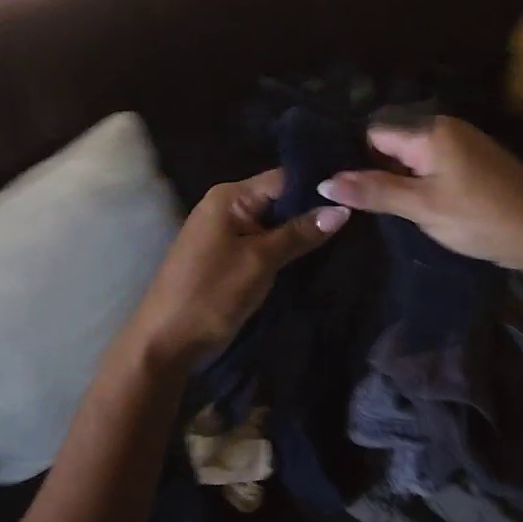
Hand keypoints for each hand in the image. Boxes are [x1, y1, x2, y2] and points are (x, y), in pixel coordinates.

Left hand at [128, 168, 349, 370]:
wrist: (165, 343)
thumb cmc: (211, 294)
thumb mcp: (260, 261)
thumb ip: (300, 233)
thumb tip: (343, 210)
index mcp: (229, 196)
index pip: (283, 178)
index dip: (318, 187)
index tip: (356, 195)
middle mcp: (225, 205)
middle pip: (279, 199)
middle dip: (313, 210)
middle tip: (357, 219)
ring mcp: (224, 232)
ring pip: (273, 222)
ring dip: (301, 231)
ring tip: (347, 234)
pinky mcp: (226, 256)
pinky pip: (263, 241)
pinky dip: (285, 247)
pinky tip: (315, 254)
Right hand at [314, 115, 522, 274]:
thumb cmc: (481, 218)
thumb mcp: (423, 208)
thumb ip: (375, 191)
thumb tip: (325, 181)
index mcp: (431, 131)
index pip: (375, 131)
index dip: (359, 158)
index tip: (347, 188)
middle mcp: (447, 127)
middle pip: (395, 141)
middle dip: (379, 169)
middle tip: (365, 203)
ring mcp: (466, 143)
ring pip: (416, 155)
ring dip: (403, 179)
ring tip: (391, 209)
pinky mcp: (478, 161)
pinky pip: (437, 163)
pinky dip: (425, 182)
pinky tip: (424, 208)